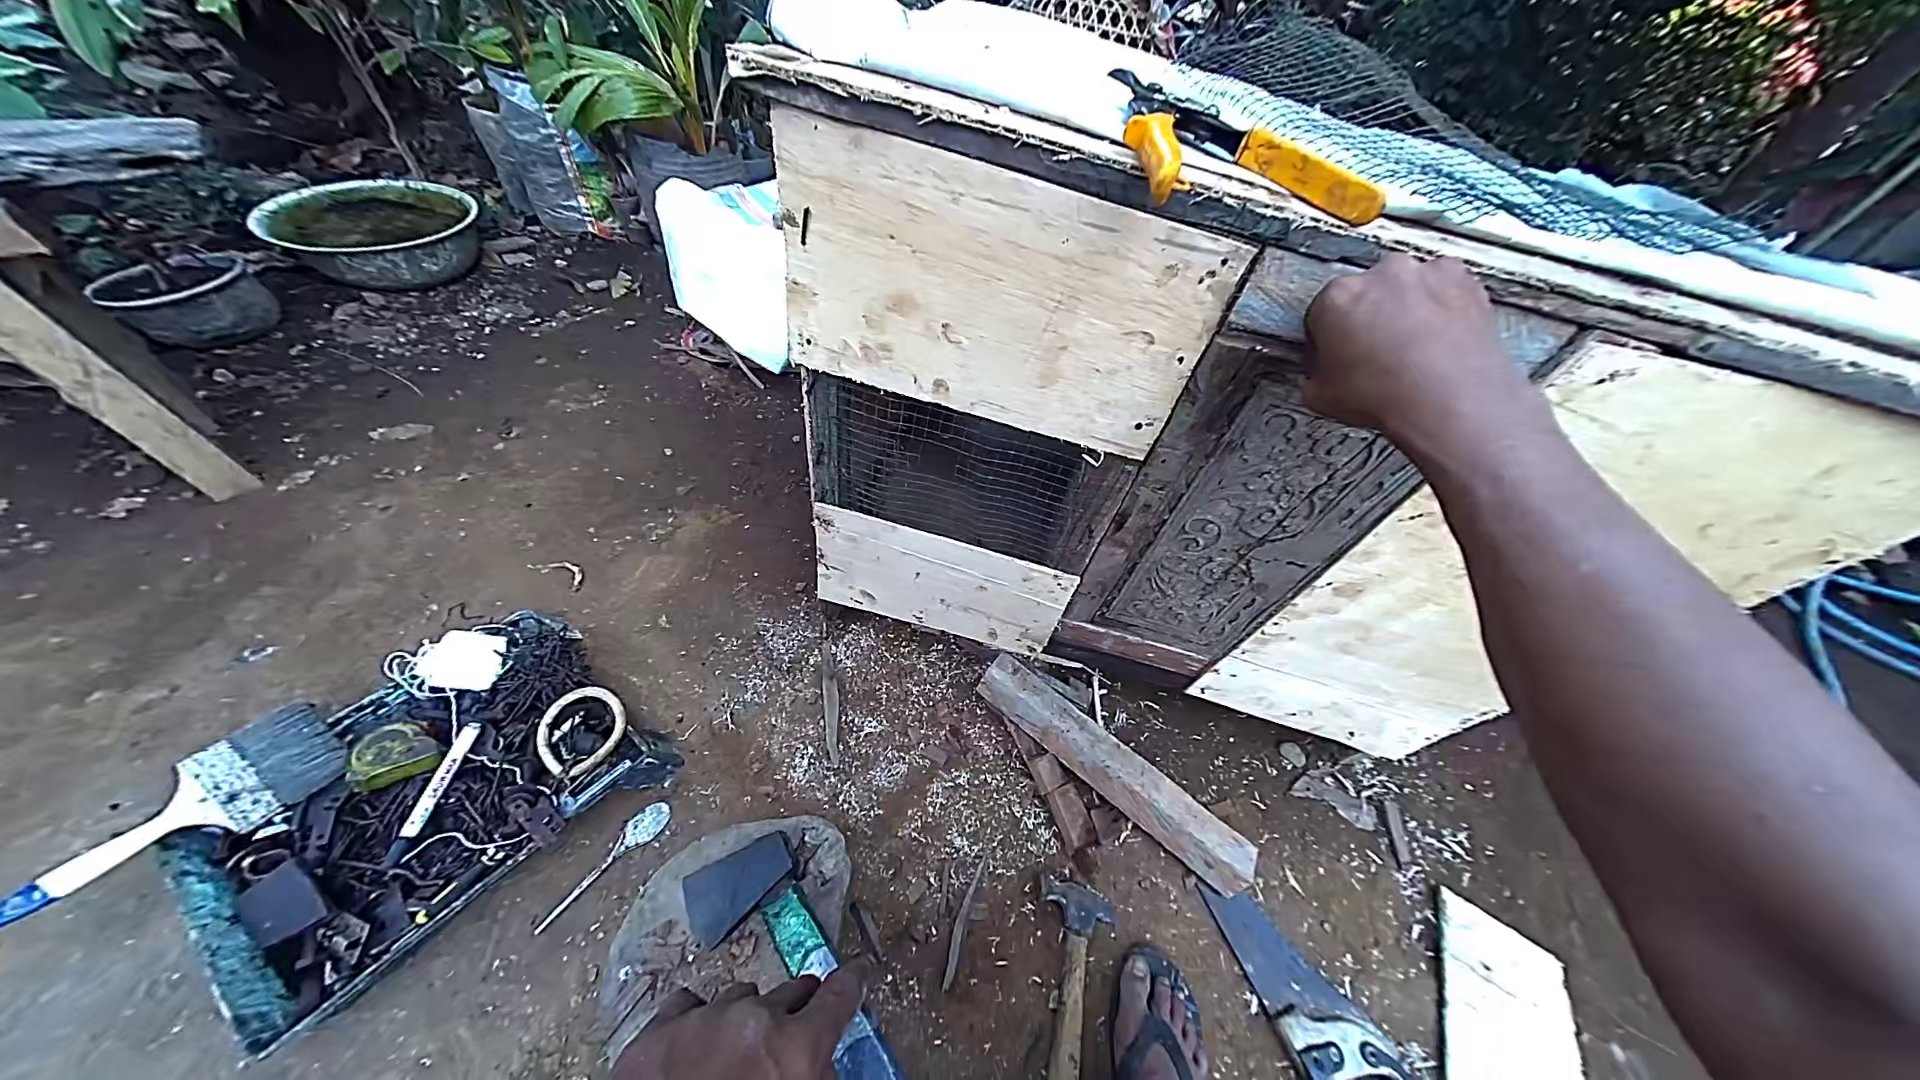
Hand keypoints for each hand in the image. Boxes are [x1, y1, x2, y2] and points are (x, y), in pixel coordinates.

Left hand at [612, 962, 870, 1079]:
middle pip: (793, 990)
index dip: (854, 981)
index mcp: (796, 1049)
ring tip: (733, 1052)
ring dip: (746, 1018)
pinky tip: (691, 1047)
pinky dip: (695, 1022)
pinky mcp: (655, 1033)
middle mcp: (755, 1020)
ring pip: (741, 996)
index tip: (858, 972)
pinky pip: (687, 1006)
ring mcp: (702, 1020)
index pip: (841, 994)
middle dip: (797, 1009)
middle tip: (790, 1035)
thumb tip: (824, 1064)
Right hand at [1304, 253, 1539, 445]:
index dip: (1325, 336)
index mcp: (1336, 297)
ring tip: (1405, 348)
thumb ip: (1314, 376)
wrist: (1448, 402)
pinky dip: (1439, 309)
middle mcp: (1382, 276)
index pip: (1320, 311)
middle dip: (1366, 316)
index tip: (1333, 352)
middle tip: (1369, 351)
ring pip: (1406, 287)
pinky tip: (1433, 341)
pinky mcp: (1465, 282)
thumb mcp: (1320, 396)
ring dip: (1403, 309)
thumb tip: (1319, 378)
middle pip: (1365, 291)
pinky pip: (1444, 291)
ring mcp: (1427, 275)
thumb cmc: (1388, 393)